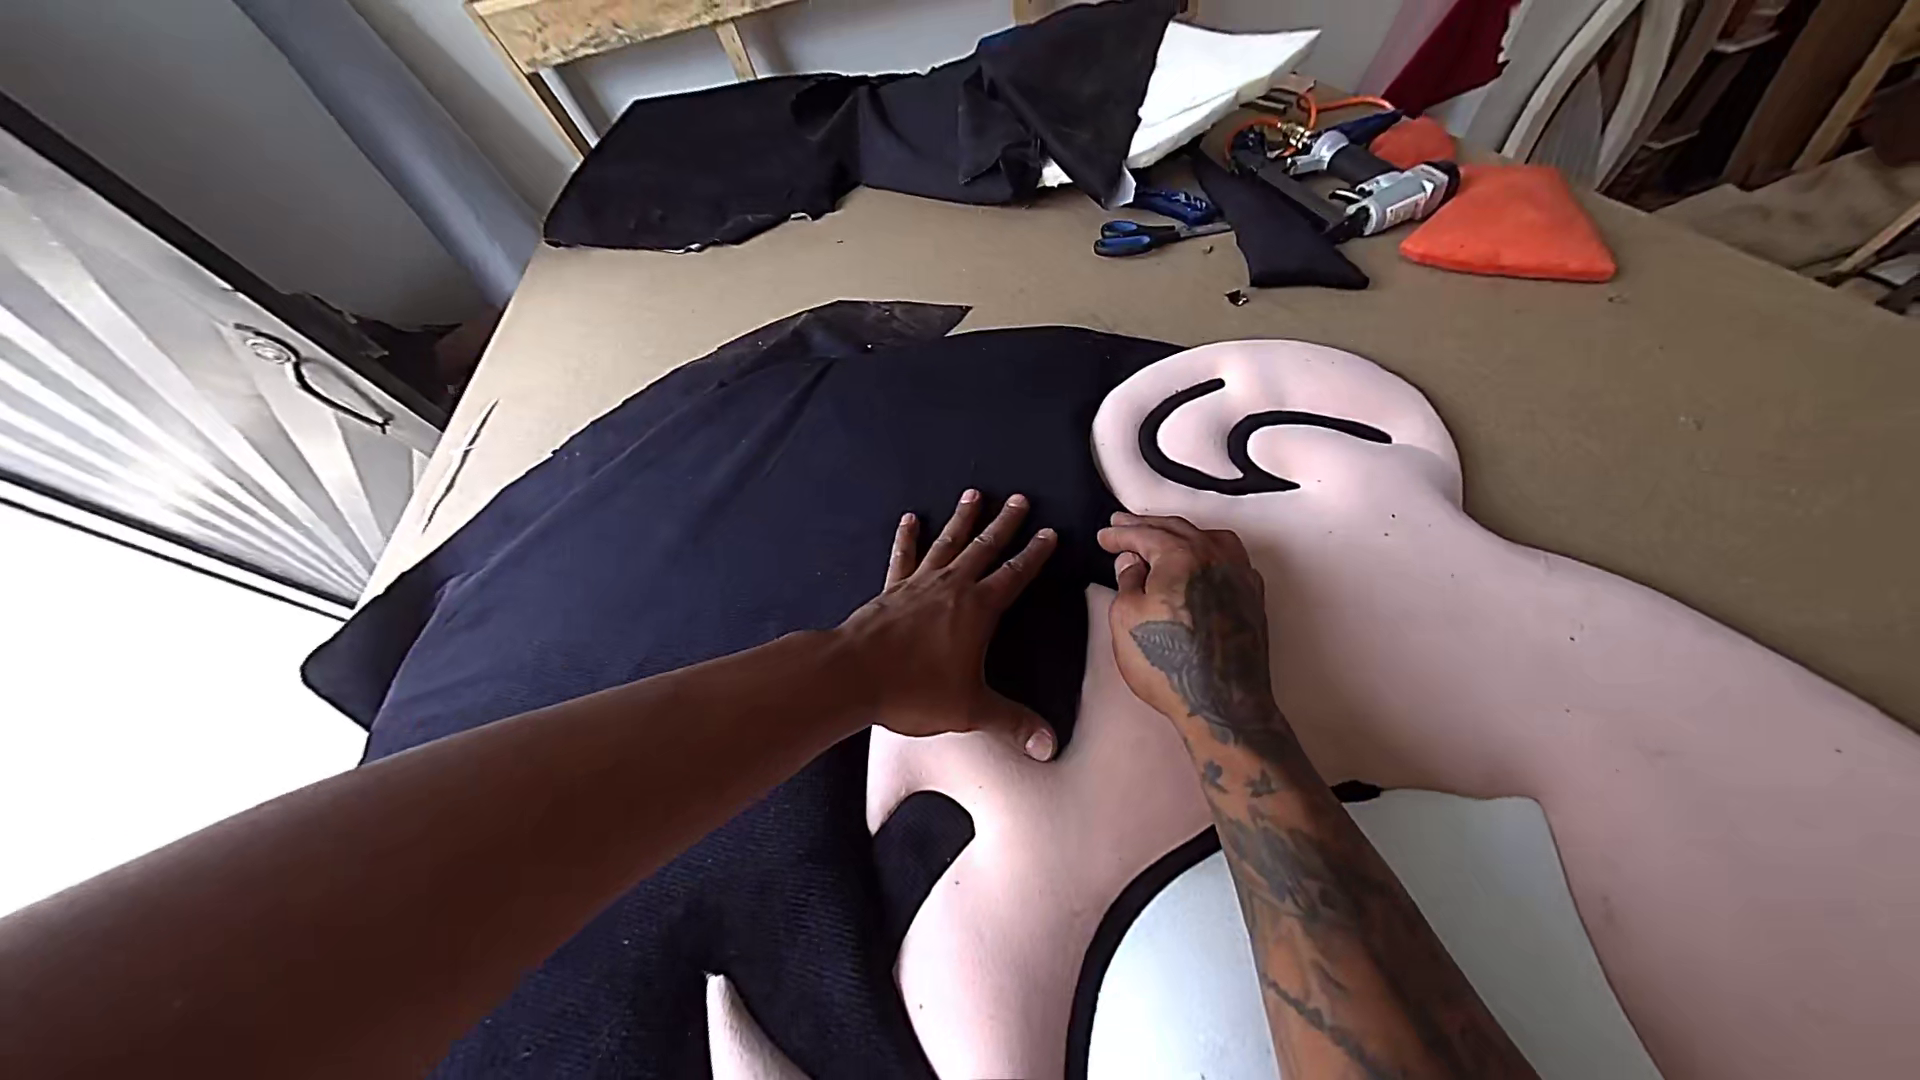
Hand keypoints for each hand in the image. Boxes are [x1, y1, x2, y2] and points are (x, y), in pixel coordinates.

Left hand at [835, 489, 1059, 759]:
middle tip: (1019, 499)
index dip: (1034, 554)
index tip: (1048, 533)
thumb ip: (1012, 722)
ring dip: (963, 518)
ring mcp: (919, 584)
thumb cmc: (913, 689)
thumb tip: (1049, 745)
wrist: (854, 676)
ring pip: (948, 542)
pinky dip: (907, 537)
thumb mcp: (970, 709)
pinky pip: (904, 556)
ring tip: (974, 494)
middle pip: (985, 547)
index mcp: (977, 609)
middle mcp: (951, 587)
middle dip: (1005, 523)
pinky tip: (910, 519)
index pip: (1014, 575)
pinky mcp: (891, 589)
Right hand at [1096, 513, 1275, 733]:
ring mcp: (1240, 577)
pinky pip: (1229, 558)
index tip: (1107, 536)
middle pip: (1177, 529)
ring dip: (1180, 534)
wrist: (1221, 704)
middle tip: (1124, 525)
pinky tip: (1199, 560)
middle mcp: (1216, 558)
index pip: (1145, 534)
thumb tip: (1132, 564)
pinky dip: (1207, 550)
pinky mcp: (1251, 599)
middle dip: (1147, 526)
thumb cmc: (1172, 664)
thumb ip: (1127, 581)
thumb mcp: (1126, 617)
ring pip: (1208, 538)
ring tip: (1161, 536)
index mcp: (1183, 555)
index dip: (1121, 534)